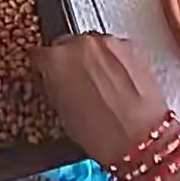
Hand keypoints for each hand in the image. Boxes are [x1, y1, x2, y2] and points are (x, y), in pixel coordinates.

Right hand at [34, 34, 169, 166]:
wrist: (141, 138)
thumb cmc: (101, 132)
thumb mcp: (62, 112)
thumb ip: (54, 86)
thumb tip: (53, 79)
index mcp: (55, 60)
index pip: (38, 55)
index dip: (42, 68)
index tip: (46, 73)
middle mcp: (79, 44)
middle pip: (65, 45)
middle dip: (68, 61)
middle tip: (75, 83)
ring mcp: (106, 42)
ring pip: (91, 45)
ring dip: (91, 59)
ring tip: (100, 85)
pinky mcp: (129, 45)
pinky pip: (113, 49)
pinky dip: (112, 60)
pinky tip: (116, 83)